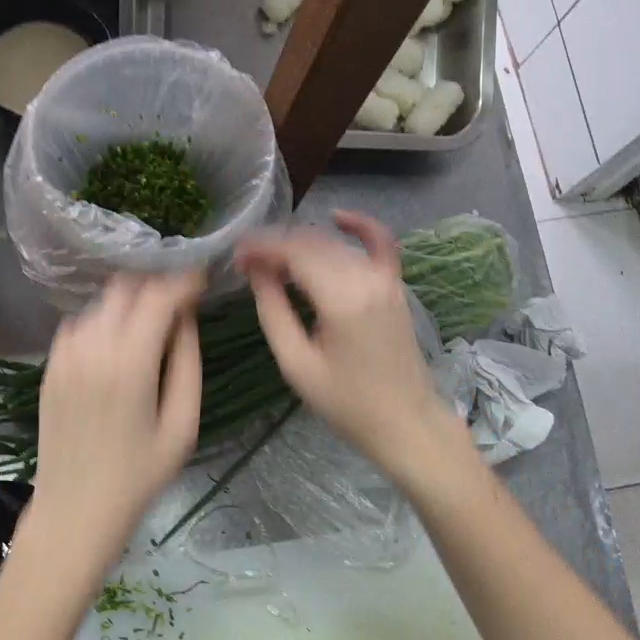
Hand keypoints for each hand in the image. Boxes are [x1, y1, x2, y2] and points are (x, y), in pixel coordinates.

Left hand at [28, 272, 203, 557]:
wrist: (75, 509)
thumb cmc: (138, 478)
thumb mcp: (182, 427)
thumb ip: (187, 365)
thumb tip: (187, 320)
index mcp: (130, 363)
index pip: (158, 297)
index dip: (184, 282)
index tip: (202, 282)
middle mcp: (91, 349)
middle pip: (124, 290)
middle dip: (154, 287)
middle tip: (178, 303)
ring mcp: (64, 357)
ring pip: (98, 305)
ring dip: (126, 305)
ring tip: (149, 325)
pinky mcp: (50, 370)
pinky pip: (76, 327)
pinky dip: (99, 324)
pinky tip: (114, 346)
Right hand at [236, 210, 456, 474]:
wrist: (403, 421)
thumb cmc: (346, 403)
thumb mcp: (297, 365)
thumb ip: (274, 313)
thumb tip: (256, 274)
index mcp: (341, 298)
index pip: (294, 254)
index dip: (262, 249)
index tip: (235, 256)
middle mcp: (366, 278)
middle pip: (314, 244)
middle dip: (276, 245)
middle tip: (245, 260)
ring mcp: (386, 279)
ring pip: (337, 245)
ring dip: (302, 243)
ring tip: (271, 257)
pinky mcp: (395, 287)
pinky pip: (379, 245)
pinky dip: (360, 227)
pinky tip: (338, 218)